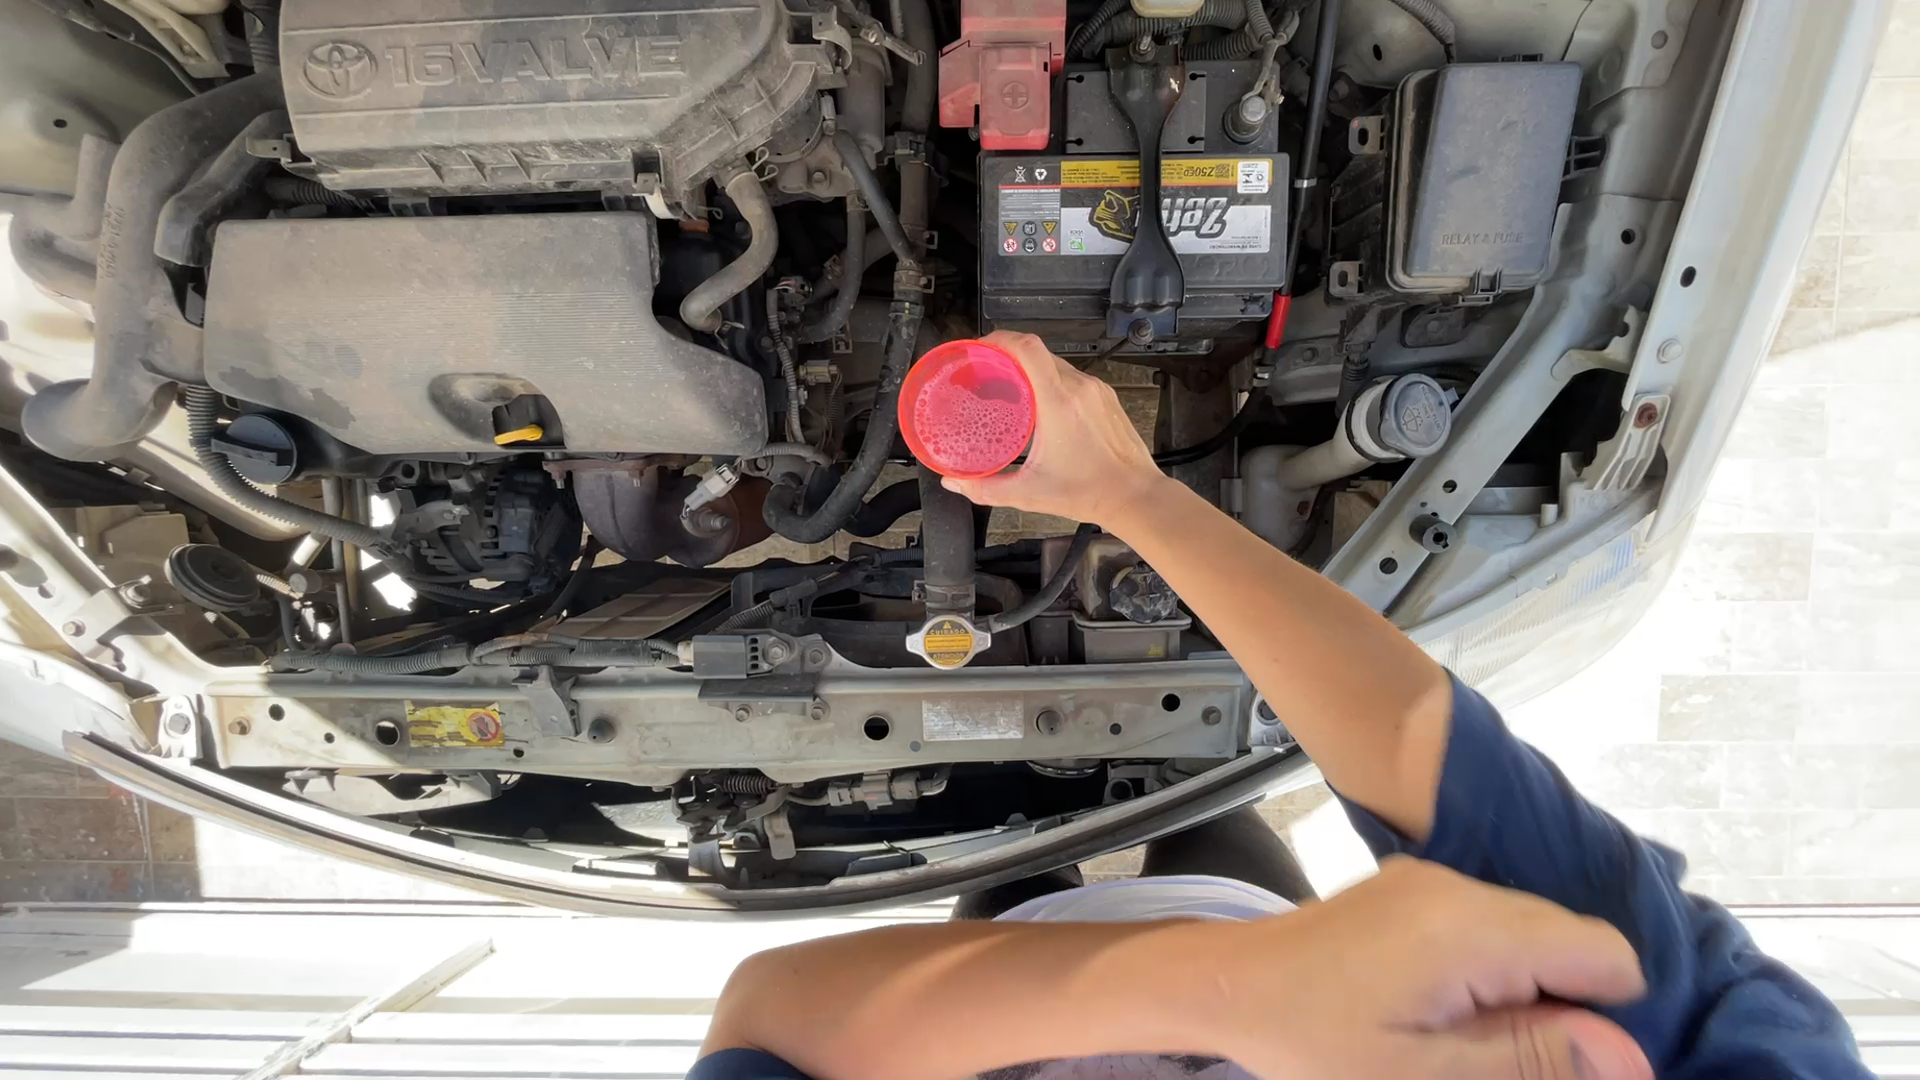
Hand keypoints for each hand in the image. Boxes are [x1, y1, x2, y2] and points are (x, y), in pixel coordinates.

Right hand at [940, 330, 1169, 527]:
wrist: (1135, 496)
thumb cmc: (1089, 493)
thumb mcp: (1029, 493)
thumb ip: (986, 488)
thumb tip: (954, 482)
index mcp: (1058, 403)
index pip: (1027, 348)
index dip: (999, 339)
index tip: (979, 349)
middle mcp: (1079, 388)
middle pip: (1037, 352)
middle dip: (1008, 355)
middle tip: (986, 372)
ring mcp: (1096, 390)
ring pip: (1056, 364)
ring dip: (1030, 369)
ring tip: (1010, 388)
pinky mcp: (1106, 398)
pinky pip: (1073, 377)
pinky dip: (1051, 382)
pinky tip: (1040, 403)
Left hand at [1206, 859, 1653, 1079]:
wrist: (1233, 983)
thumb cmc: (1319, 1039)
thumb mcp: (1427, 1075)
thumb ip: (1534, 1059)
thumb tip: (1634, 1054)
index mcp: (1465, 924)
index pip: (1604, 950)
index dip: (1599, 1015)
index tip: (1538, 1054)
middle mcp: (1449, 884)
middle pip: (1565, 938)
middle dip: (1559, 1003)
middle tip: (1484, 1049)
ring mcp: (1420, 879)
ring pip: (1524, 932)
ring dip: (1517, 988)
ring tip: (1451, 1028)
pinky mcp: (1400, 888)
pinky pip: (1479, 924)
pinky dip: (1481, 966)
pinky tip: (1429, 1001)